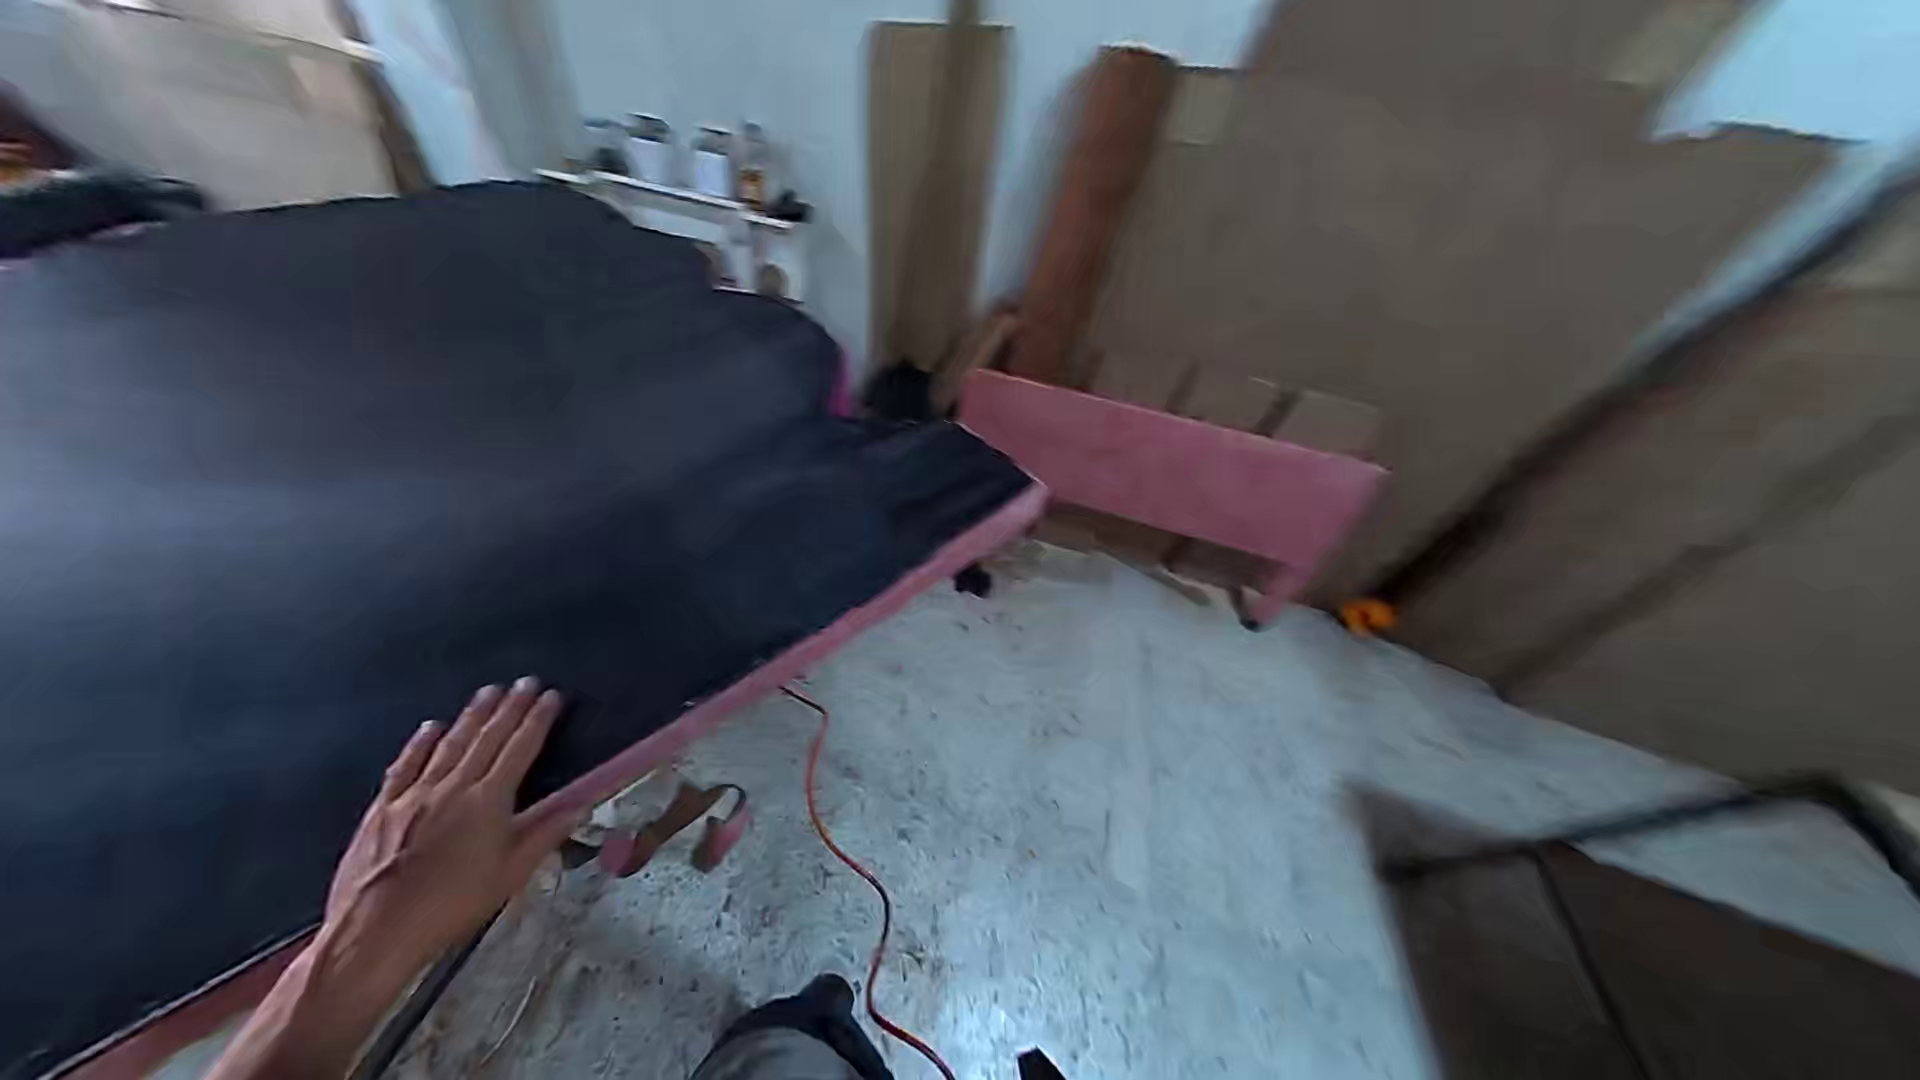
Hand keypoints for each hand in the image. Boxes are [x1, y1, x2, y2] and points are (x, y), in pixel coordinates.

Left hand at [207, 679, 579, 1079]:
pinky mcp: (381, 810)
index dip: (538, 719)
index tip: (552, 696)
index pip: (521, 748)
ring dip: (472, 715)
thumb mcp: (512, 873)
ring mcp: (413, 796)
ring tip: (488, 691)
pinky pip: (404, 766)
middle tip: (525, 681)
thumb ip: (546, 833)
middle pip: (487, 737)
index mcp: (488, 801)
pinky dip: (419, 743)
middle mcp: (452, 788)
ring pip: (449, 744)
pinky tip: (431, 726)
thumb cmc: (452, 905)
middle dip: (510, 707)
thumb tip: (582, 802)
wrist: (372, 935)